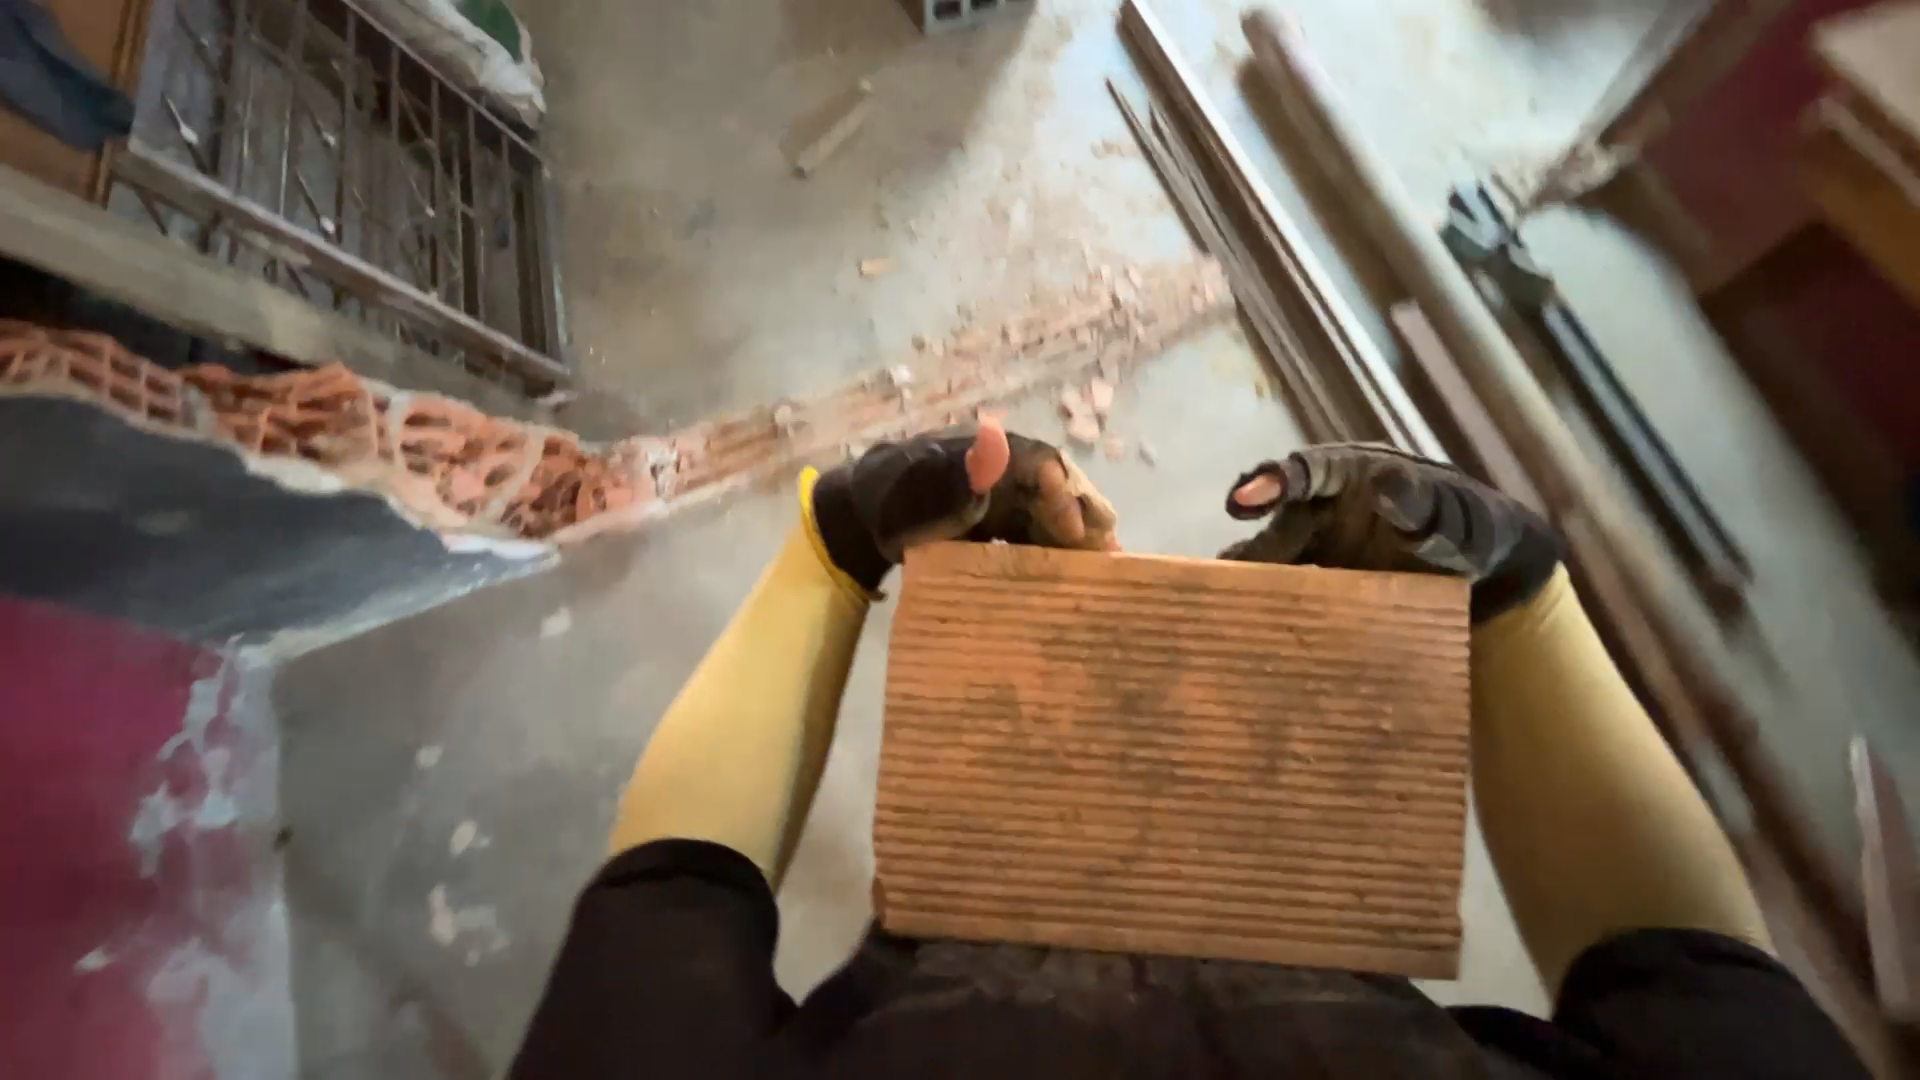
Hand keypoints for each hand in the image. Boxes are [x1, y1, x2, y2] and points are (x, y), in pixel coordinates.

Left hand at [811, 417, 1118, 590]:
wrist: (866, 515)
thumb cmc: (896, 498)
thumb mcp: (926, 485)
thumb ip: (963, 469)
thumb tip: (996, 436)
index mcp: (991, 455)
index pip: (1042, 468)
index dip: (1066, 497)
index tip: (1077, 533)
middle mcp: (1004, 472)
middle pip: (1055, 491)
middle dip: (1084, 519)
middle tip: (1110, 554)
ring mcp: (1002, 498)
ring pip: (1048, 515)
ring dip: (1075, 539)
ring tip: (1103, 569)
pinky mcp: (997, 523)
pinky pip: (1032, 534)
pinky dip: (1052, 552)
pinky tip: (1068, 577)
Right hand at [1217, 443, 1559, 621]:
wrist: (1486, 574)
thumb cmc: (1472, 530)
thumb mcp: (1456, 516)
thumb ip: (1422, 502)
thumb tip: (1382, 482)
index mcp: (1355, 475)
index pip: (1307, 471)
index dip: (1271, 481)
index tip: (1241, 501)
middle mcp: (1326, 505)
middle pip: (1280, 516)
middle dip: (1252, 542)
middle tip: (1224, 563)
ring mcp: (1319, 541)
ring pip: (1275, 551)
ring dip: (1249, 568)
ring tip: (1219, 588)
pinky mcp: (1318, 575)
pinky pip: (1286, 581)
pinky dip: (1265, 594)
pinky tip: (1243, 611)